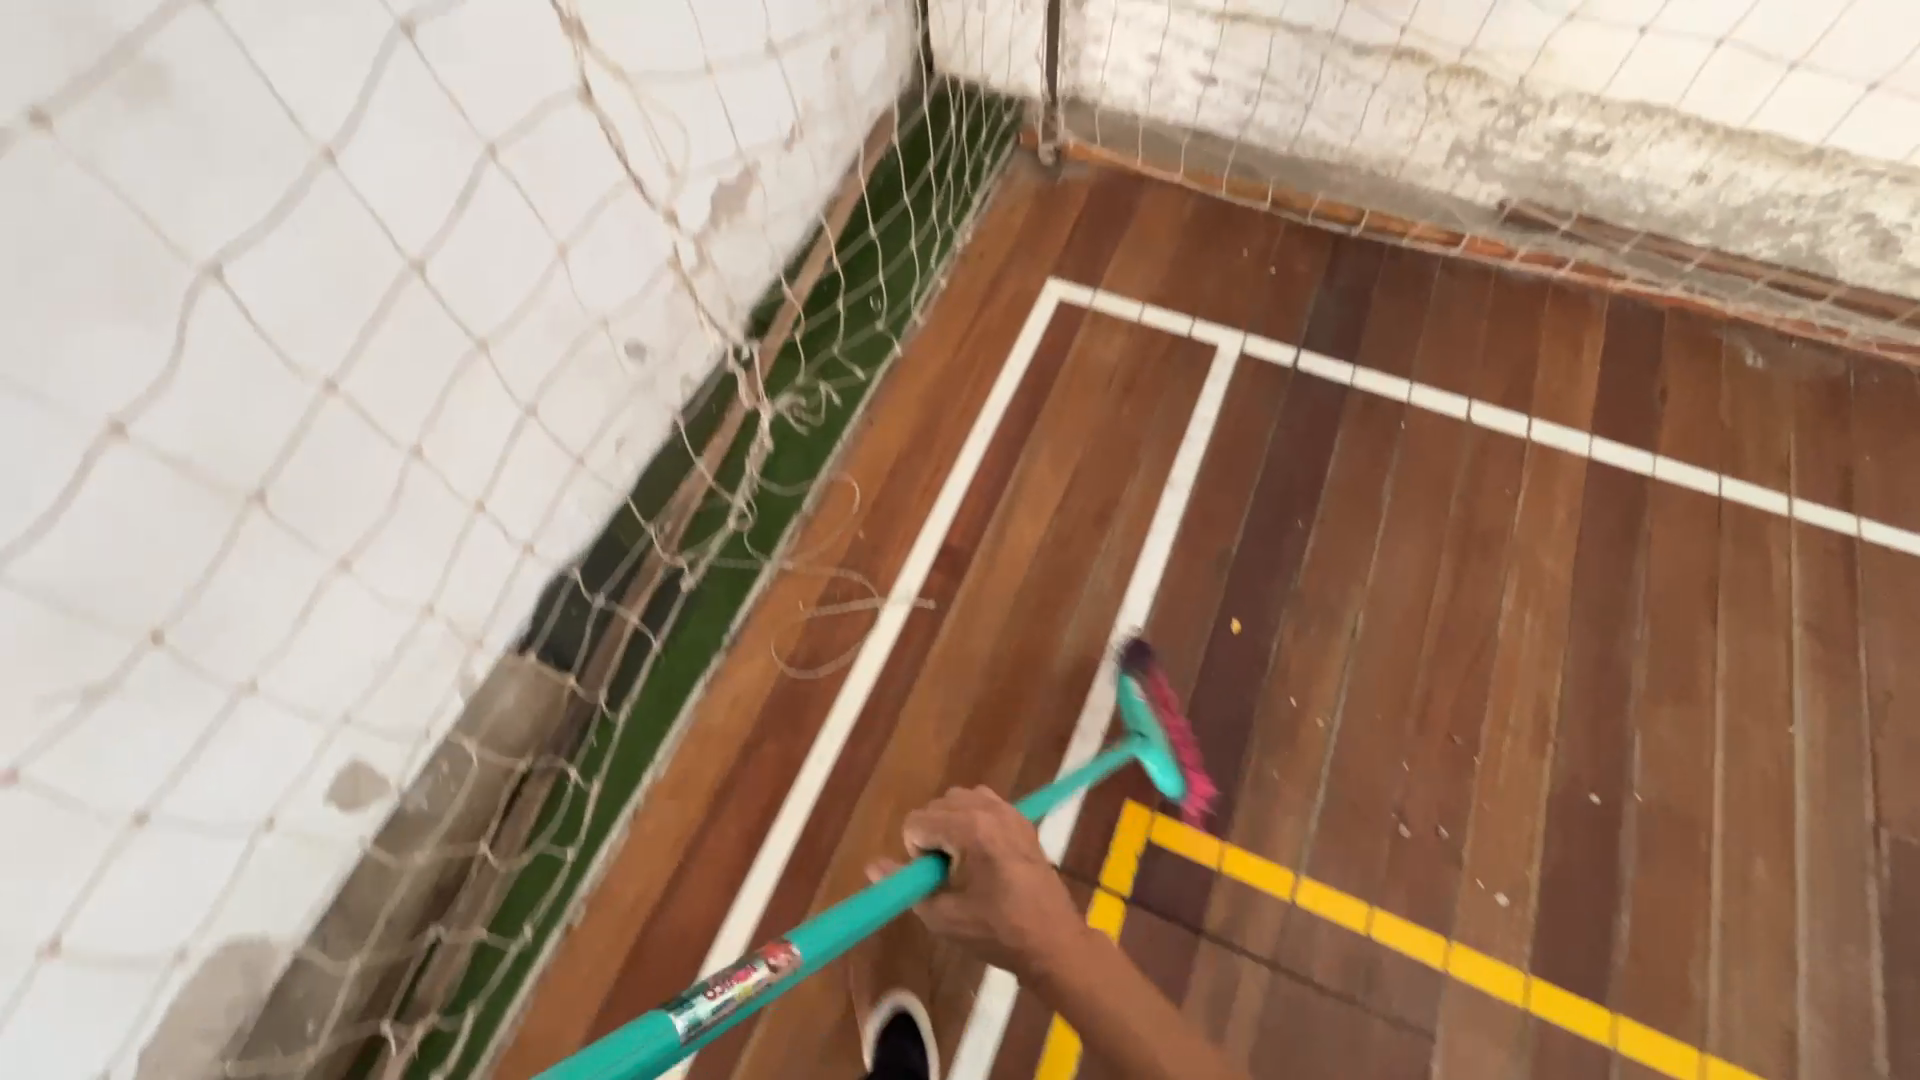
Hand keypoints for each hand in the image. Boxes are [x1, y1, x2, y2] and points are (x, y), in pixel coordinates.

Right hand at [866, 786, 1085, 980]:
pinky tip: (982, 852)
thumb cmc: (995, 932)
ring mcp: (1008, 810)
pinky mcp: (1021, 818)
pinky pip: (983, 802)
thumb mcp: (942, 915)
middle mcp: (988, 809)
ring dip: (950, 823)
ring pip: (959, 799)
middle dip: (931, 836)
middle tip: (945, 874)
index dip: (916, 852)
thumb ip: (905, 885)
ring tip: (962, 861)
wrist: (1051, 939)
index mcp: (969, 829)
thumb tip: (871, 865)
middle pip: (937, 806)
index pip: (917, 821)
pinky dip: (972, 817)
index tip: (933, 878)